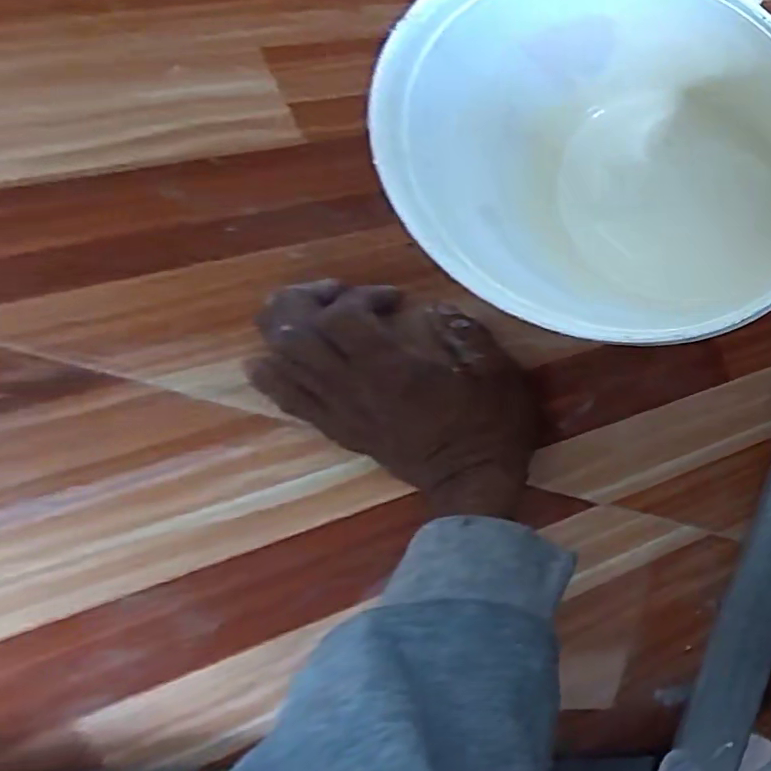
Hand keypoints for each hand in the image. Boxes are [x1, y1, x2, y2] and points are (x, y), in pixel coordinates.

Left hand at [247, 280, 540, 518]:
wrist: (471, 477)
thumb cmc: (491, 423)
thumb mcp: (499, 373)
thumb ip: (468, 335)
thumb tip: (439, 308)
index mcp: (392, 370)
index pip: (342, 318)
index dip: (360, 296)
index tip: (396, 297)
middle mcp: (351, 386)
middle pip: (291, 333)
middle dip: (305, 301)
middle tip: (338, 293)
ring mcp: (336, 409)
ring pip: (277, 361)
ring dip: (283, 329)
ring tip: (313, 317)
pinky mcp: (334, 427)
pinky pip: (283, 395)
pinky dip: (272, 370)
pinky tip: (279, 358)